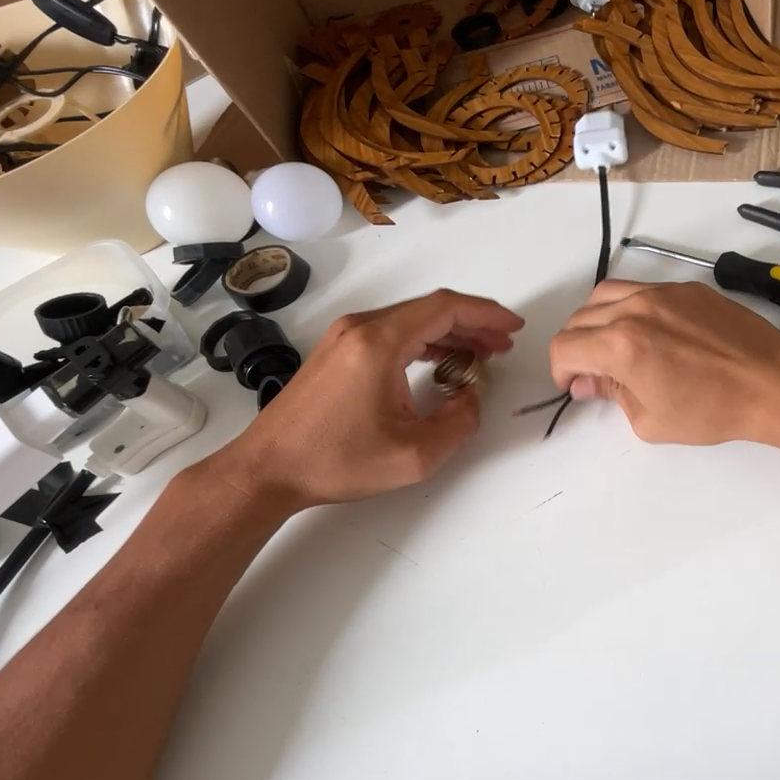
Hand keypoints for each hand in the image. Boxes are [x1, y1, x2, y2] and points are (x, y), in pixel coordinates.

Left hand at [204, 290, 523, 511]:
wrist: (265, 471)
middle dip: (474, 323)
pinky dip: (425, 340)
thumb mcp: (416, 454)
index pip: (446, 308)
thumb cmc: (336, 462)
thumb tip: (472, 394)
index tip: (513, 328)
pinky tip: (442, 361)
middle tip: (503, 344)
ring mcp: (345, 336)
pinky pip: (393, 331)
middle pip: (431, 308)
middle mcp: (361, 327)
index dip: (486, 314)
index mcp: (380, 342)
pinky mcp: (337, 350)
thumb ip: (461, 420)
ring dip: (451, 332)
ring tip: (481, 355)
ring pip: (413, 318)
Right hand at [547, 280, 779, 445]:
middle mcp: (636, 309)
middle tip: (594, 373)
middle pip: (579, 318)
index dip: (561, 371)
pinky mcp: (687, 288)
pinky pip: (641, 289)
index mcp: (622, 344)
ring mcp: (663, 292)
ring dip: (596, 321)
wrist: (772, 381)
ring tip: (613, 347)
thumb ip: (611, 394)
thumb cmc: (714, 409)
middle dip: (577, 348)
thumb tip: (588, 380)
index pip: (564, 347)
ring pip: (605, 294)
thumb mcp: (652, 419)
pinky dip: (629, 307)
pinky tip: (648, 332)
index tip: (576, 386)